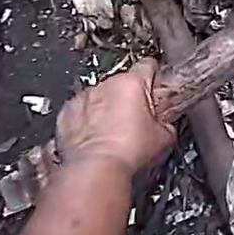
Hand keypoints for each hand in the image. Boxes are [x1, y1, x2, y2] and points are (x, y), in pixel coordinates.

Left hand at [55, 59, 174, 175]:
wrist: (95, 169)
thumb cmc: (128, 151)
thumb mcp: (164, 137)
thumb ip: (166, 122)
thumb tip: (165, 125)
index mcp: (132, 83)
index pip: (148, 65)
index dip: (154, 75)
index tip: (155, 85)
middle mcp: (106, 84)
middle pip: (123, 83)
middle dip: (129, 98)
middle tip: (135, 121)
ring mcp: (84, 97)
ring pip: (100, 97)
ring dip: (106, 109)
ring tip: (113, 133)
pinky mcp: (67, 113)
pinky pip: (80, 111)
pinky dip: (86, 121)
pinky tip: (95, 138)